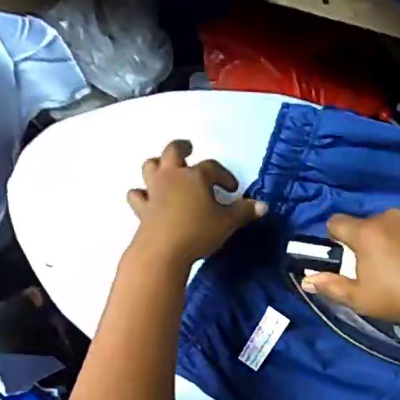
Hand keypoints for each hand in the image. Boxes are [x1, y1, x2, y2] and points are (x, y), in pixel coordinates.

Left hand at [125, 140, 266, 268]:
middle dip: (182, 148)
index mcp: (195, 176)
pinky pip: (137, 195)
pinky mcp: (141, 209)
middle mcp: (171, 176)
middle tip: (188, 148)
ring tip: (164, 169)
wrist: (163, 251)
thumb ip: (243, 212)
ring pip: (150, 166)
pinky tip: (146, 198)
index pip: (212, 167)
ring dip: (157, 165)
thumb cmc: (198, 232)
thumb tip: (263, 206)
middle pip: (173, 151)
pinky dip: (141, 194)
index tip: (232, 188)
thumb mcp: (227, 223)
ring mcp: (153, 191)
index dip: (223, 175)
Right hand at [300, 209, 399, 325]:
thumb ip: (332, 287)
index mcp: (365, 233)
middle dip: (369, 241)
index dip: (336, 238)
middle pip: (368, 224)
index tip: (346, 256)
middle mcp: (388, 216)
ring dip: (395, 238)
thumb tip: (307, 279)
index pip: (336, 222)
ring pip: (395, 223)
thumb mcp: (361, 300)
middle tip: (381, 269)